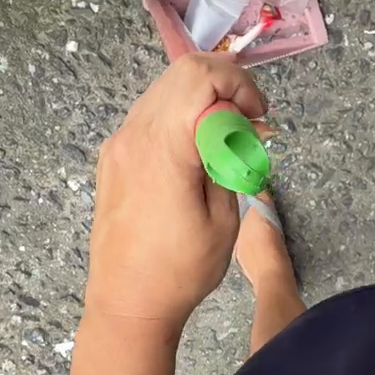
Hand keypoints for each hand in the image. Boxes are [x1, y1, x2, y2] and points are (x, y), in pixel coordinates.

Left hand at [86, 53, 268, 325]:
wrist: (127, 301)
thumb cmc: (181, 270)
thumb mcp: (224, 219)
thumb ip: (231, 161)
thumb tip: (241, 128)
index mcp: (163, 148)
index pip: (201, 77)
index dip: (241, 87)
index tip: (259, 120)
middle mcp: (134, 134)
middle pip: (182, 73)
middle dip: (226, 88)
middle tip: (249, 125)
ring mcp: (119, 143)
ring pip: (166, 90)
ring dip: (204, 103)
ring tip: (228, 142)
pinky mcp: (115, 156)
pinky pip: (152, 115)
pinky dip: (183, 118)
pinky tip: (200, 153)